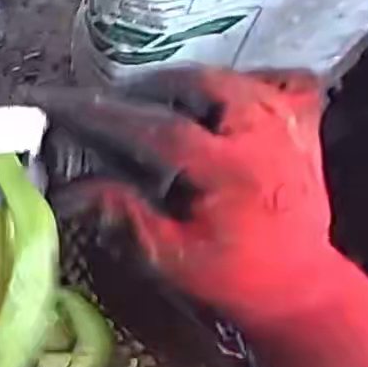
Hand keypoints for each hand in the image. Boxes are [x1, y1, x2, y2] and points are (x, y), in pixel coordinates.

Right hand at [40, 67, 367, 366]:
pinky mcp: (303, 130)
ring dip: (187, 82)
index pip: (157, 128)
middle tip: (112, 101)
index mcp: (229, 171)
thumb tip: (71, 190)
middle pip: (200, 84)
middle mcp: (264, 136)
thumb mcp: (171, 256)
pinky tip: (219, 101)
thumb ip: (126, 216)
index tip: (64, 105)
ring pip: (234, 77)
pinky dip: (244, 83)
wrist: (301, 289)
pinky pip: (279, 83)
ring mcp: (290, 127)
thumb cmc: (233, 279)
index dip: (106, 114)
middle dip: (148, 87)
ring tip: (153, 98)